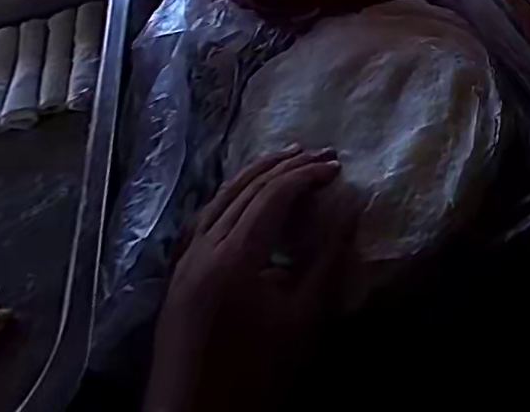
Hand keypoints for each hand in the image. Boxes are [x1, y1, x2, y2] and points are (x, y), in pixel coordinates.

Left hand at [143, 147, 356, 411]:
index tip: (337, 167)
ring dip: (257, 172)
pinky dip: (231, 194)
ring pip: (221, 196)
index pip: (273, 196)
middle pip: (247, 189)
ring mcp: (186, 259)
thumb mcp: (303, 320)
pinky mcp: (178, 272)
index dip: (307, 175)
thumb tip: (350, 207)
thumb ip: (328, 259)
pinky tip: (245, 191)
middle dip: (287, 166)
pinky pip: (205, 216)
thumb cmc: (255, 377)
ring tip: (288, 157)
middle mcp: (204, 248)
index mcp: (233, 258)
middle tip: (322, 153)